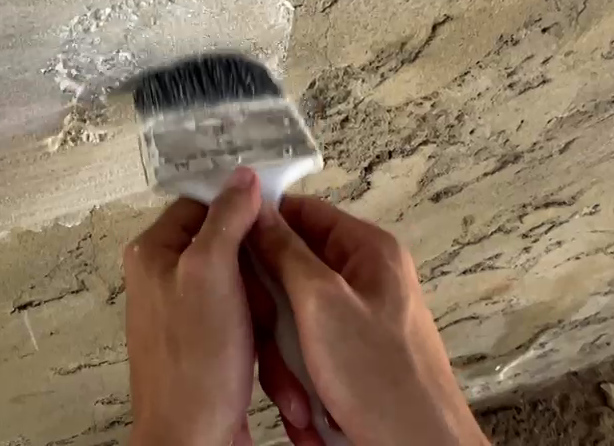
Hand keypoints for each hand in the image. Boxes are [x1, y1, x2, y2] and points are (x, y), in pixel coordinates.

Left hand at [124, 167, 263, 445]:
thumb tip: (241, 177)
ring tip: (267, 352)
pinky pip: (245, 329)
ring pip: (244, 293)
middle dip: (259, 286)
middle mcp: (164, 278)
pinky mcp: (205, 347)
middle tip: (262, 310)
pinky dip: (264, 352)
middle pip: (229, 252)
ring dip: (267, 326)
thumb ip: (227, 220)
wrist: (193, 444)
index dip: (238, 213)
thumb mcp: (212, 273)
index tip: (270, 225)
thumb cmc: (193, 366)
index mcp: (153, 252)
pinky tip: (274, 379)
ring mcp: (184, 314)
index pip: (201, 205)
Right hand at [245, 195, 487, 445]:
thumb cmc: (383, 382)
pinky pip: (304, 345)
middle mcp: (363, 277)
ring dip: (282, 353)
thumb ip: (284, 250)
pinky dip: (297, 375)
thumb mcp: (321, 303)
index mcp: (368, 250)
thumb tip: (256, 207)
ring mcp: (356, 317)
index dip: (262, 224)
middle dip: (272, 309)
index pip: (302, 210)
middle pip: (290, 266)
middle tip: (266, 338)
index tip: (230, 245)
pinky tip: (303, 406)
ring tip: (293, 392)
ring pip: (291, 312)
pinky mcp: (349, 354)